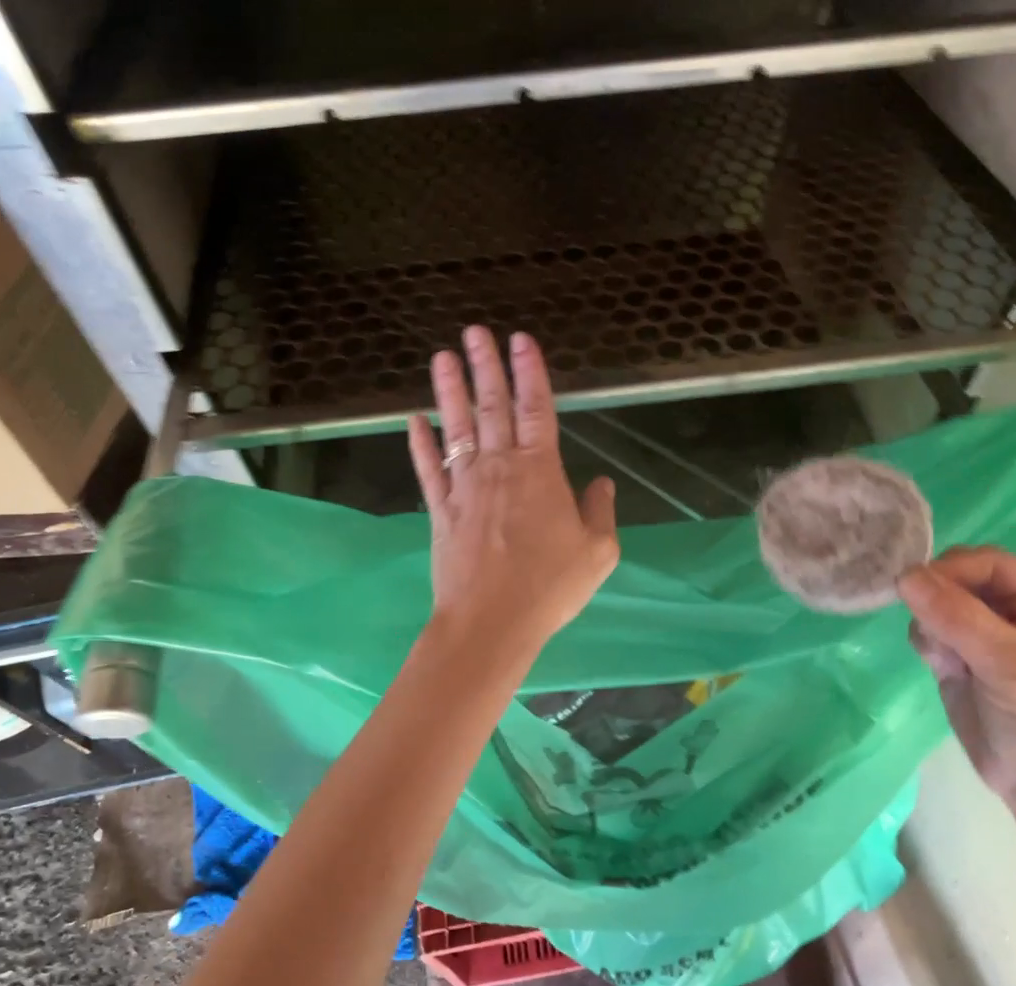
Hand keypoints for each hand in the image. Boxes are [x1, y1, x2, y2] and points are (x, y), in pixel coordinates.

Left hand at [406, 327, 618, 648]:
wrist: (490, 622)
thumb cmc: (549, 587)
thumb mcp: (597, 552)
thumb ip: (600, 512)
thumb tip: (601, 483)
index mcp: (540, 471)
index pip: (536, 409)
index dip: (530, 372)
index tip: (520, 341)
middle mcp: (499, 468)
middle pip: (492, 407)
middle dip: (485, 366)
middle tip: (474, 332)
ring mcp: (464, 488)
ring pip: (456, 429)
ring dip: (450, 391)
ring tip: (443, 357)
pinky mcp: (441, 511)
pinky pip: (428, 469)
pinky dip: (421, 444)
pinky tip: (414, 420)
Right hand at [898, 547, 1015, 807]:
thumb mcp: (1010, 662)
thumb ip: (957, 616)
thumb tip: (904, 576)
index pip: (987, 563)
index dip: (950, 570)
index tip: (913, 587)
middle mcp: (1014, 609)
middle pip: (957, 579)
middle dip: (936, 599)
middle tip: (930, 629)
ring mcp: (984, 636)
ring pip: (936, 605)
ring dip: (930, 625)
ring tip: (945, 658)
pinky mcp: (959, 661)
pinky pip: (929, 633)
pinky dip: (927, 644)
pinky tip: (941, 667)